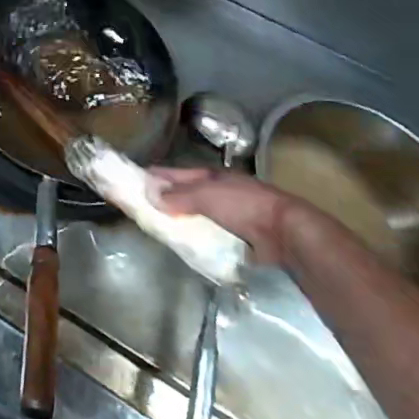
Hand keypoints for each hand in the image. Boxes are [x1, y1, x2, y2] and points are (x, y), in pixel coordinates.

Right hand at [150, 167, 321, 268]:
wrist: (286, 235)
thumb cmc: (244, 205)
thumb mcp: (206, 194)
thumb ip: (177, 196)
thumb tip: (150, 196)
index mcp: (211, 176)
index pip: (175, 173)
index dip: (155, 176)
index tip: (132, 181)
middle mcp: (219, 193)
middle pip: (184, 195)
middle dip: (164, 201)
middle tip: (140, 209)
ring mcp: (229, 216)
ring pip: (195, 216)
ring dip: (180, 221)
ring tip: (158, 229)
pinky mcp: (237, 239)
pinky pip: (208, 236)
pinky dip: (195, 238)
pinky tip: (183, 245)